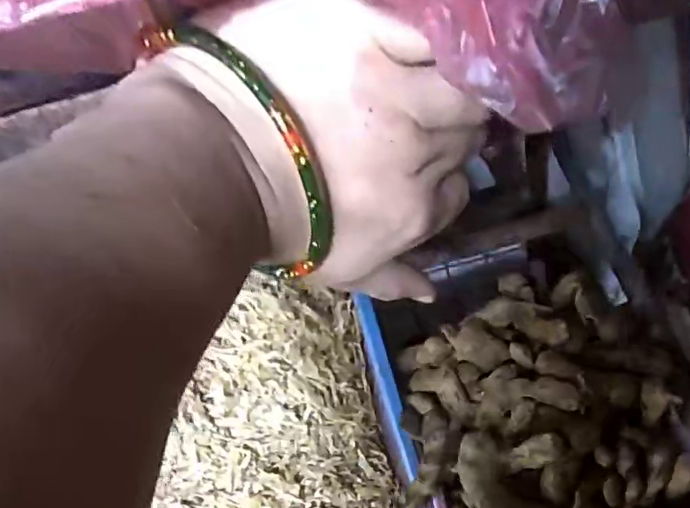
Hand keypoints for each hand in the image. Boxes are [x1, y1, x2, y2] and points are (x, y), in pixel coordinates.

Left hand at [146, 0, 487, 299]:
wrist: (226, 158)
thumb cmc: (286, 226)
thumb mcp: (344, 270)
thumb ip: (393, 280)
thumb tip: (430, 293)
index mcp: (416, 210)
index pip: (458, 190)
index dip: (447, 179)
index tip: (428, 171)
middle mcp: (419, 153)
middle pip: (463, 137)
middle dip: (454, 133)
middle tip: (428, 123)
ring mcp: (397, 92)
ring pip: (457, 86)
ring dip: (454, 86)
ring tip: (434, 83)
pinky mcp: (367, 34)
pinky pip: (422, 34)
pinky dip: (426, 41)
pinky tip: (417, 47)